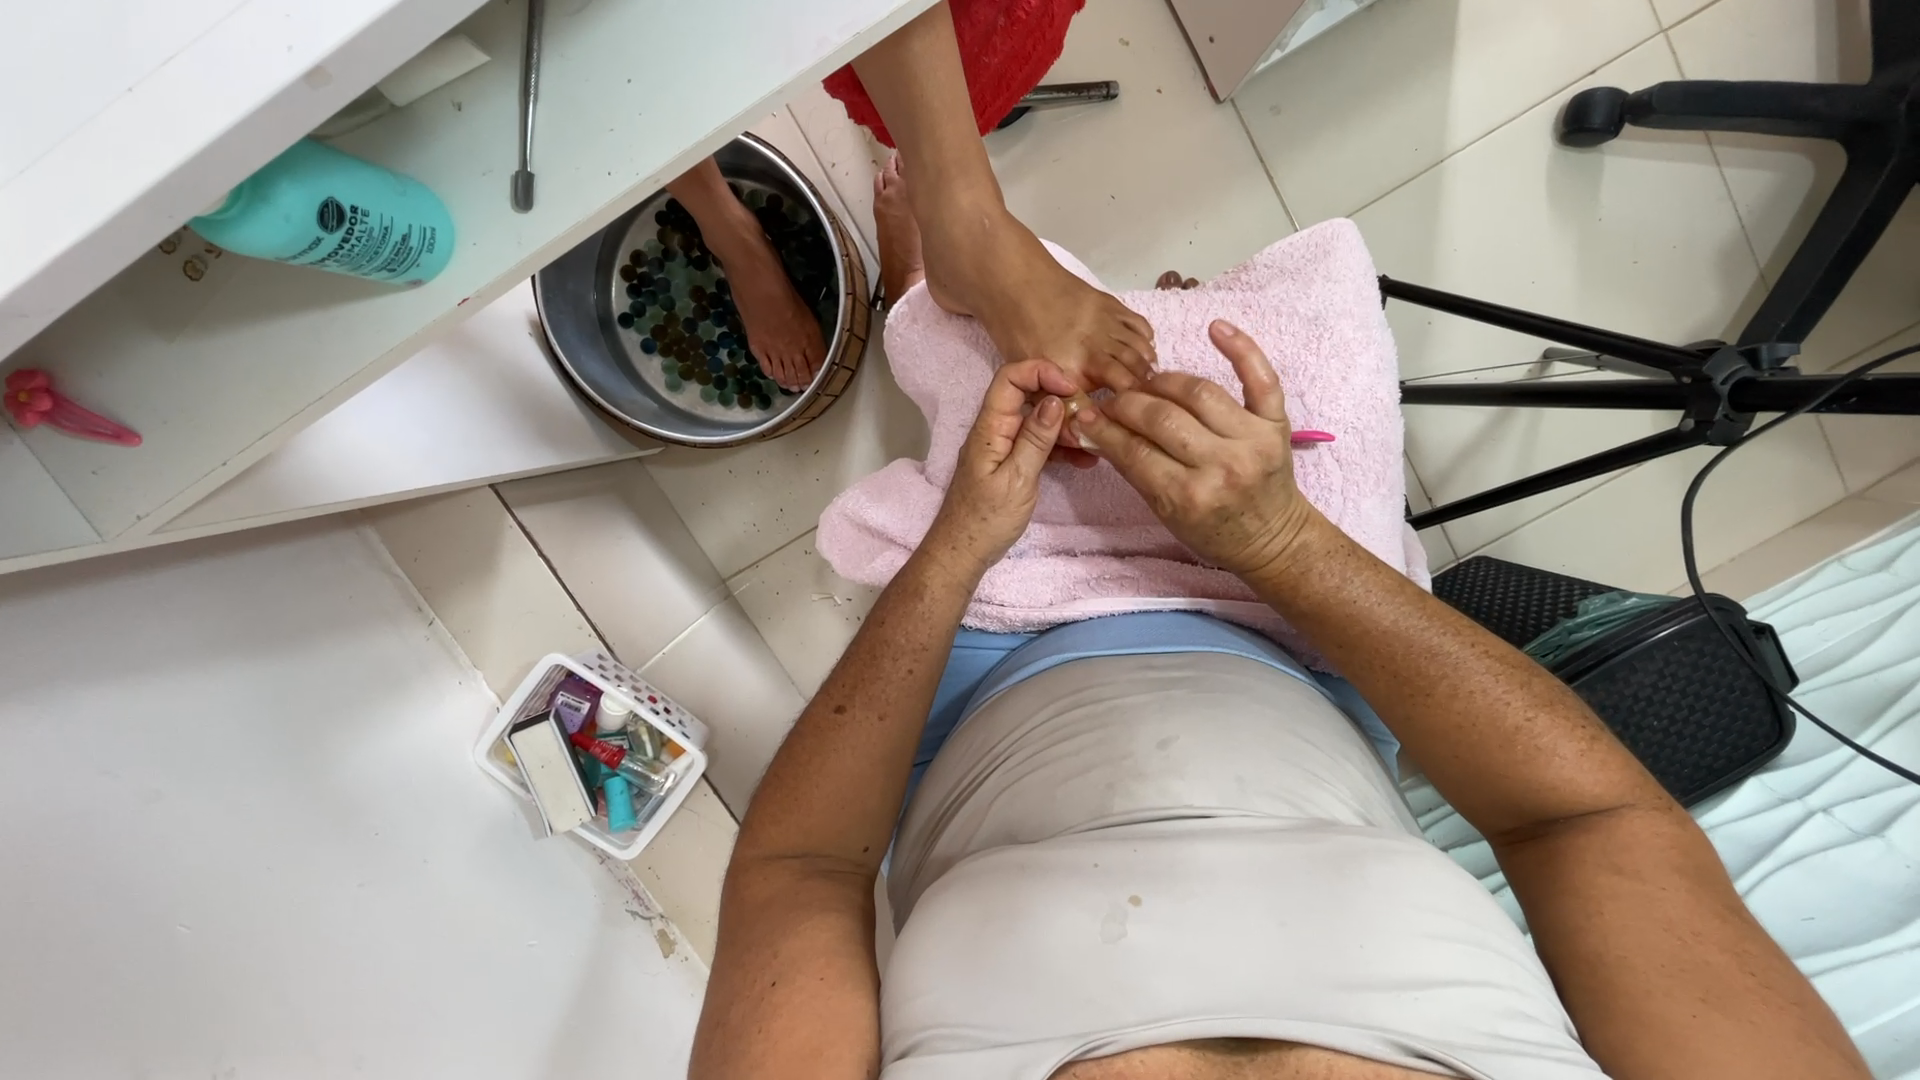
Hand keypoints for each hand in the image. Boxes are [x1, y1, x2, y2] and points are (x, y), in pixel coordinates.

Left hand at [925, 359, 1078, 574]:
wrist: (964, 551)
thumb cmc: (986, 520)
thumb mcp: (1018, 479)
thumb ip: (1035, 439)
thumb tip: (1054, 401)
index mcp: (990, 428)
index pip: (1010, 378)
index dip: (1042, 372)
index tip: (1072, 389)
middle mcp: (994, 430)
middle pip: (1027, 395)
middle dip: (1060, 399)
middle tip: (1087, 418)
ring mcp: (1002, 445)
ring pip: (1036, 420)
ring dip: (1064, 426)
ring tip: (1091, 441)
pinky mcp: (1011, 462)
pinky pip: (1037, 443)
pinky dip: (1060, 447)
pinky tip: (1084, 458)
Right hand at [1068, 320, 1322, 577]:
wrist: (1271, 539)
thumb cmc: (1211, 531)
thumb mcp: (1164, 511)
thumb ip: (1135, 468)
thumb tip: (1097, 428)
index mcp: (1189, 496)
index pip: (1134, 451)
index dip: (1104, 428)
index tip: (1085, 414)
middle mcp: (1222, 466)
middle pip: (1162, 417)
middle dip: (1127, 403)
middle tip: (1113, 400)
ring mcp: (1253, 441)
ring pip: (1199, 392)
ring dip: (1164, 382)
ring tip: (1147, 384)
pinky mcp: (1277, 424)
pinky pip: (1261, 378)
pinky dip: (1241, 348)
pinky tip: (1215, 328)